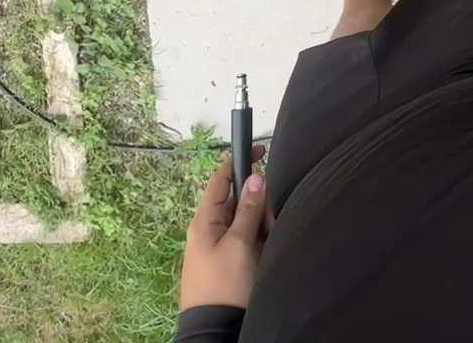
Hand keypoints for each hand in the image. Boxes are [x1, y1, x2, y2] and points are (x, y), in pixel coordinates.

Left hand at [179, 150, 270, 310]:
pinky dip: (260, 238)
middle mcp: (211, 229)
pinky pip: (250, 237)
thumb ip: (248, 208)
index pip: (220, 180)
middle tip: (267, 223)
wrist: (216, 331)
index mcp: (205, 221)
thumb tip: (256, 176)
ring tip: (267, 242)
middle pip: (240, 199)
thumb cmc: (225, 284)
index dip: (238, 161)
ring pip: (248, 218)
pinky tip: (266, 250)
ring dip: (262, 224)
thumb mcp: (239, 243)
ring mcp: (221, 245)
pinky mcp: (232, 260)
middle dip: (259, 205)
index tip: (260, 148)